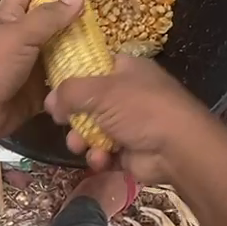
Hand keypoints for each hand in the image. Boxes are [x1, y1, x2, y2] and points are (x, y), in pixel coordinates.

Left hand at [0, 0, 84, 140]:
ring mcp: (30, 66)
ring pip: (59, 53)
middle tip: (98, 16)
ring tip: (104, 45)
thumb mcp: (19, 34)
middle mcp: (22, 39)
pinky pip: (59, 83)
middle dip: (71, 18)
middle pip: (50, 22)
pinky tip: (95, 76)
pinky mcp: (36, 92)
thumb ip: (49, 17)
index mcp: (11, 18)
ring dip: (78, 51)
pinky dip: (74, 81)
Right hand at [44, 53, 220, 184]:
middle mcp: (128, 94)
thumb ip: (69, 92)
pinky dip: (99, 156)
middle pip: (89, 102)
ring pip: (92, 130)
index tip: (55, 90)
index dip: (73, 77)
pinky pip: (103, 152)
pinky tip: (102, 159)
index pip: (94, 66)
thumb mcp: (100, 91)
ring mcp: (129, 124)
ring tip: (80, 145)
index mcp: (127, 70)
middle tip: (63, 121)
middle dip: (74, 116)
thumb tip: (50, 102)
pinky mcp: (129, 150)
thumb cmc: (140, 108)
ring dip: (82, 139)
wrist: (176, 149)